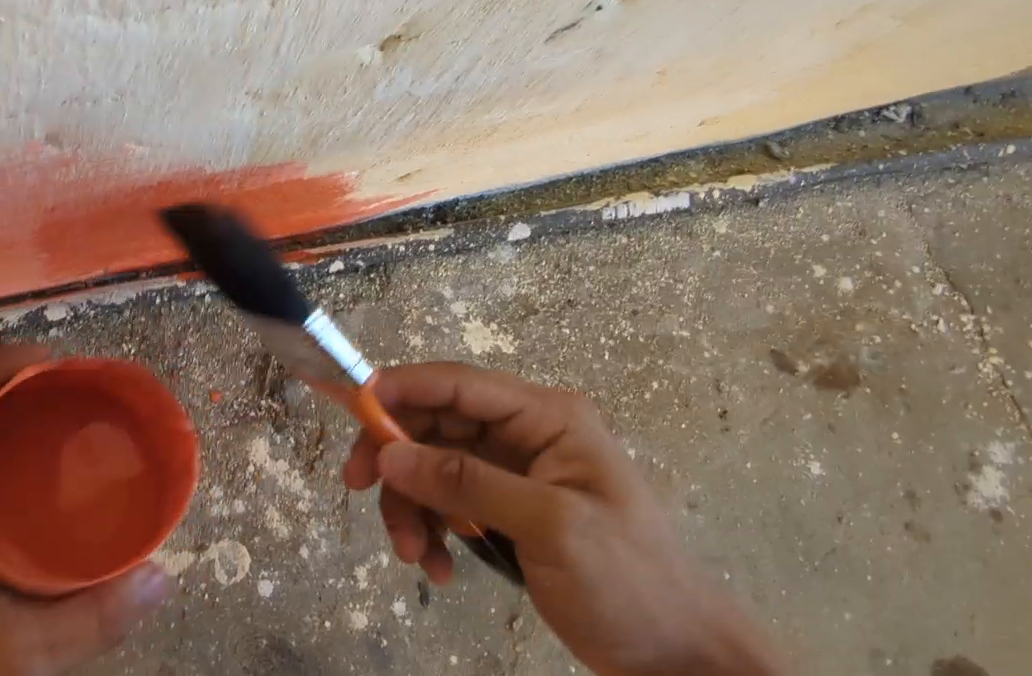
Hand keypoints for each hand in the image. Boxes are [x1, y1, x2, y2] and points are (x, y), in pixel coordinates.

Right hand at [343, 363, 783, 675]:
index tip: (353, 408)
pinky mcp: (502, 507)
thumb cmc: (629, 582)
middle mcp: (523, 433)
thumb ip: (468, 483)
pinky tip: (438, 569)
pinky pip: (444, 503)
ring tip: (413, 555)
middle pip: (433, 423)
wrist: (679, 658)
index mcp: (545, 416)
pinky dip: (430, 530)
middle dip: (396, 458)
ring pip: (430, 465)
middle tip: (358, 488)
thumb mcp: (550, 528)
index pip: (457, 383)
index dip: (400, 388)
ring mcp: (511, 471)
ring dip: (410, 506)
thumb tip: (389, 452)